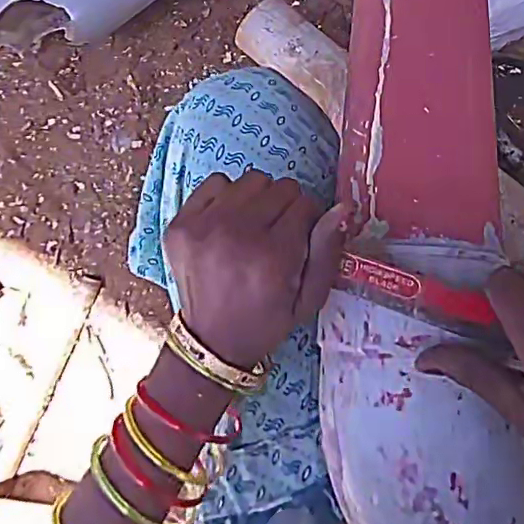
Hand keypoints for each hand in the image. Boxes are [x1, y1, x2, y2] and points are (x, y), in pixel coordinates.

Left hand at [164, 171, 346, 367]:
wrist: (210, 342)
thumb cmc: (267, 319)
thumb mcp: (310, 297)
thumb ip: (328, 250)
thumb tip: (343, 206)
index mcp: (273, 257)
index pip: (306, 204)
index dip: (309, 220)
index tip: (300, 240)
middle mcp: (237, 235)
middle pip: (281, 187)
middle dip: (286, 208)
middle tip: (276, 235)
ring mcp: (204, 227)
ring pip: (252, 181)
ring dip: (259, 199)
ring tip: (252, 227)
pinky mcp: (181, 224)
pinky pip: (216, 182)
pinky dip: (227, 197)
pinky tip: (227, 222)